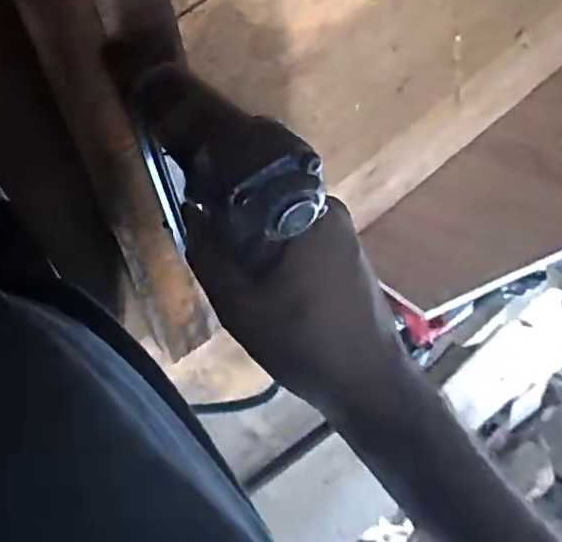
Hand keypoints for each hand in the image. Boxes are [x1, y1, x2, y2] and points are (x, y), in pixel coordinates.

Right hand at [186, 198, 409, 412]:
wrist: (372, 387)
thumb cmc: (304, 342)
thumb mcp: (239, 306)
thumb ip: (207, 256)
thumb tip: (190, 213)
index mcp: (305, 210)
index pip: (248, 174)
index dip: (216, 185)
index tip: (196, 205)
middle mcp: (328, 207)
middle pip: (264, 193)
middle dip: (235, 212)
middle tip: (212, 239)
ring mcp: (341, 227)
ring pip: (280, 212)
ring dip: (256, 230)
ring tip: (235, 259)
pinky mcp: (347, 247)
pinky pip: (299, 229)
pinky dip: (278, 243)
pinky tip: (266, 275)